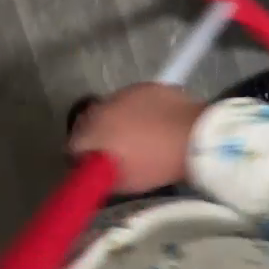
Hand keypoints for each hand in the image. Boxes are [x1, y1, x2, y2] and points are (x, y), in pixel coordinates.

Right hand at [67, 83, 205, 193]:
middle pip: (86, 122)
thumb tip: (92, 174)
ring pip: (109, 108)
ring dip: (114, 120)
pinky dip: (135, 110)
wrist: (196, 135)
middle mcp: (103, 107)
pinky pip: (131, 99)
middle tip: (111, 151)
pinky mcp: (145, 85)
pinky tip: (150, 121)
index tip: (91, 167)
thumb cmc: (158, 163)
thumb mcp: (125, 182)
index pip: (72, 145)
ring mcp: (125, 93)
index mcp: (94, 132)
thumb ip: (100, 178)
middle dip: (94, 136)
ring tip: (134, 135)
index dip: (80, 158)